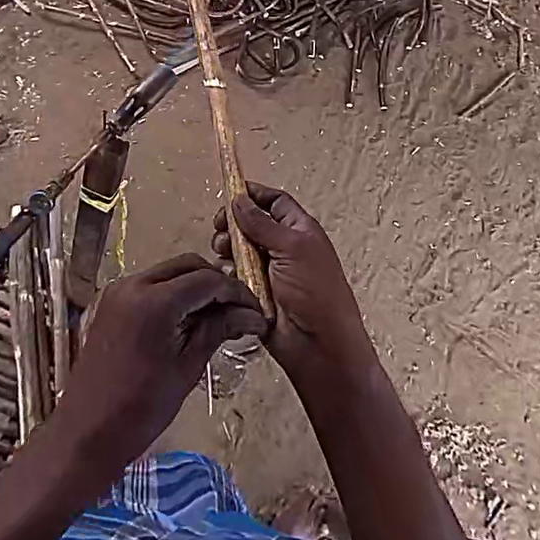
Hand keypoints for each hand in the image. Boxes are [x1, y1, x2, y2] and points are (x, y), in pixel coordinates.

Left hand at [58, 254, 264, 465]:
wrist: (86, 431)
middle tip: (238, 312)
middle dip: (216, 283)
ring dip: (194, 286)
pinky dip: (173, 293)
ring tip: (217, 317)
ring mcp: (119, 290)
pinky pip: (150, 284)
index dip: (235, 293)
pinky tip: (188, 319)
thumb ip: (216, 331)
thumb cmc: (140, 409)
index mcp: (154, 301)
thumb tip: (251, 316)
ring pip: (168, 272)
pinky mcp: (112, 300)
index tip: (255, 312)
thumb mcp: (186, 369)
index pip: (206, 279)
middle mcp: (133, 284)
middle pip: (187, 266)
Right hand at [215, 183, 372, 380]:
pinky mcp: (255, 290)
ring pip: (239, 247)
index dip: (254, 195)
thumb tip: (240, 199)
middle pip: (251, 224)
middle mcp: (284, 247)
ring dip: (228, 247)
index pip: (274, 202)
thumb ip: (262, 223)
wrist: (318, 345)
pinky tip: (227, 274)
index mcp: (299, 231)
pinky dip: (228, 270)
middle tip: (221, 228)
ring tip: (223, 252)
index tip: (231, 193)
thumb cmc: (316, 293)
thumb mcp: (291, 248)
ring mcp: (269, 270)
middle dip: (234, 223)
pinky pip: (234, 272)